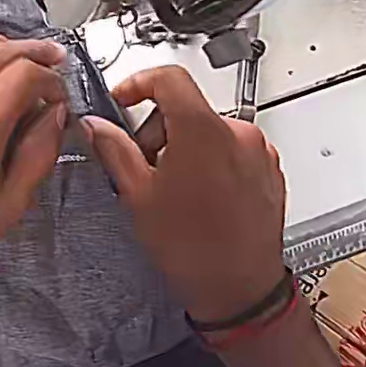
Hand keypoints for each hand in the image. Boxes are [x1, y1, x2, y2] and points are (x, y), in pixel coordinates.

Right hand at [83, 66, 287, 321]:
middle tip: (144, 169)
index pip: (168, 78)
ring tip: (174, 191)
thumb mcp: (138, 195)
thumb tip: (96, 127)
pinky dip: (210, 162)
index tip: (124, 98)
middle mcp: (236, 133)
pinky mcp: (268, 169)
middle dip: (157, 132)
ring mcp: (257, 152)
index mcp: (201, 131)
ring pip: (208, 130)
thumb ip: (114, 150)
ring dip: (184, 148)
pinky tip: (198, 197)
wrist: (239, 288)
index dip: (137, 83)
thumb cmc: (194, 250)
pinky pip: (231, 149)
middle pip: (186, 108)